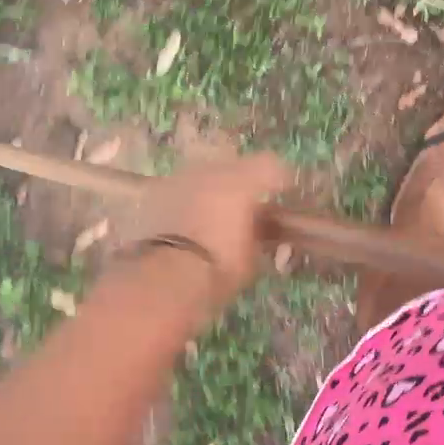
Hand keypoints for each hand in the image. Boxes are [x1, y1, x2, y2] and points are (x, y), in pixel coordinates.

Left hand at [129, 153, 289, 306]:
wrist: (159, 280)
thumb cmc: (216, 269)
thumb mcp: (251, 258)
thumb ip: (260, 235)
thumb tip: (262, 229)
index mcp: (244, 180)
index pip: (273, 166)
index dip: (282, 179)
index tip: (286, 193)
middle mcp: (214, 169)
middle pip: (237, 164)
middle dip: (245, 180)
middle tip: (248, 205)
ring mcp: (183, 177)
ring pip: (207, 173)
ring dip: (215, 187)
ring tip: (216, 212)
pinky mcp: (157, 192)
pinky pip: (182, 188)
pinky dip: (190, 200)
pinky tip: (190, 221)